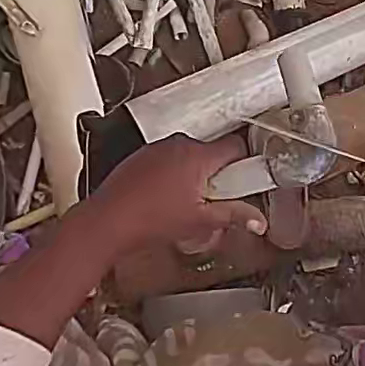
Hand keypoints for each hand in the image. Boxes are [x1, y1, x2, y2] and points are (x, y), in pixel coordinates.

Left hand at [84, 133, 266, 257]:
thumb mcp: (200, 221)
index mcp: (197, 155)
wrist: (108, 221)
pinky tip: (165, 198)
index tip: (244, 180)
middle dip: (217, 174)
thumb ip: (233, 216)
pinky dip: (172, 174)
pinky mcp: (142, 155)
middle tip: (213, 199)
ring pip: (188, 155)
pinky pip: (167, 158)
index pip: (235, 146)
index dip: (244, 163)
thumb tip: (256, 219)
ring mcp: (157, 148)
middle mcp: (178, 144)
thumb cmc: (149, 220)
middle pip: (211, 152)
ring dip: (193, 174)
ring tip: (186, 202)